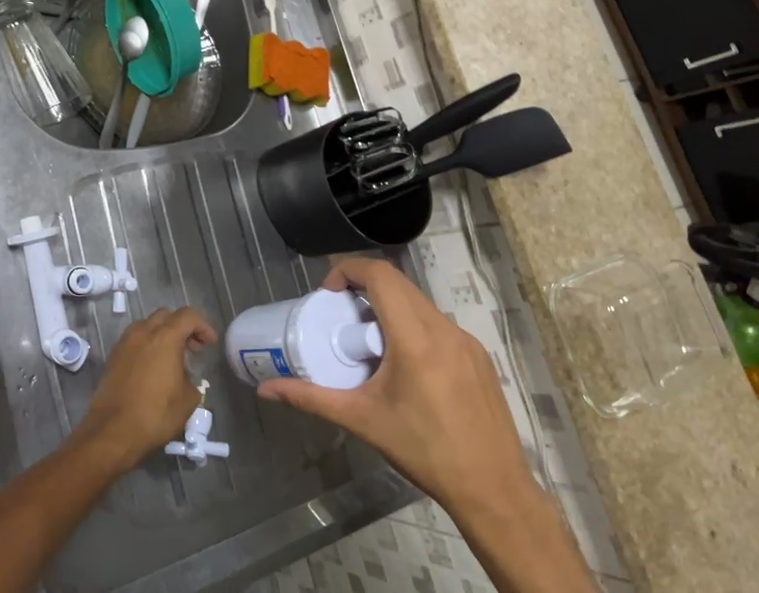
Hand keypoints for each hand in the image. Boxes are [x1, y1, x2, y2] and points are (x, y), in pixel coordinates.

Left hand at [76, 307, 217, 466]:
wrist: (114, 429)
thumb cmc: (157, 413)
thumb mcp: (188, 399)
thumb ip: (191, 377)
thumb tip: (183, 374)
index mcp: (165, 337)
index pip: (188, 315)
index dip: (203, 326)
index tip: (210, 343)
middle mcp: (143, 332)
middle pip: (166, 315)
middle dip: (183, 327)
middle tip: (194, 349)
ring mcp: (125, 342)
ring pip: (148, 325)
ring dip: (164, 333)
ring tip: (173, 358)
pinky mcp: (114, 355)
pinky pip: (135, 339)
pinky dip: (148, 343)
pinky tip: (154, 366)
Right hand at [256, 258, 533, 514]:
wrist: (493, 489)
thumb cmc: (424, 452)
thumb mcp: (362, 420)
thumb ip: (311, 398)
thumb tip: (266, 389)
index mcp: (415, 339)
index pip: (381, 276)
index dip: (349, 269)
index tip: (328, 293)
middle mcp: (445, 330)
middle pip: (399, 284)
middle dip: (364, 289)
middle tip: (340, 317)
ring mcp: (467, 342)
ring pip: (420, 303)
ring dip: (389, 308)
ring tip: (369, 344)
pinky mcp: (479, 356)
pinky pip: (438, 324)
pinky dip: (413, 327)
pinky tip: (404, 366)